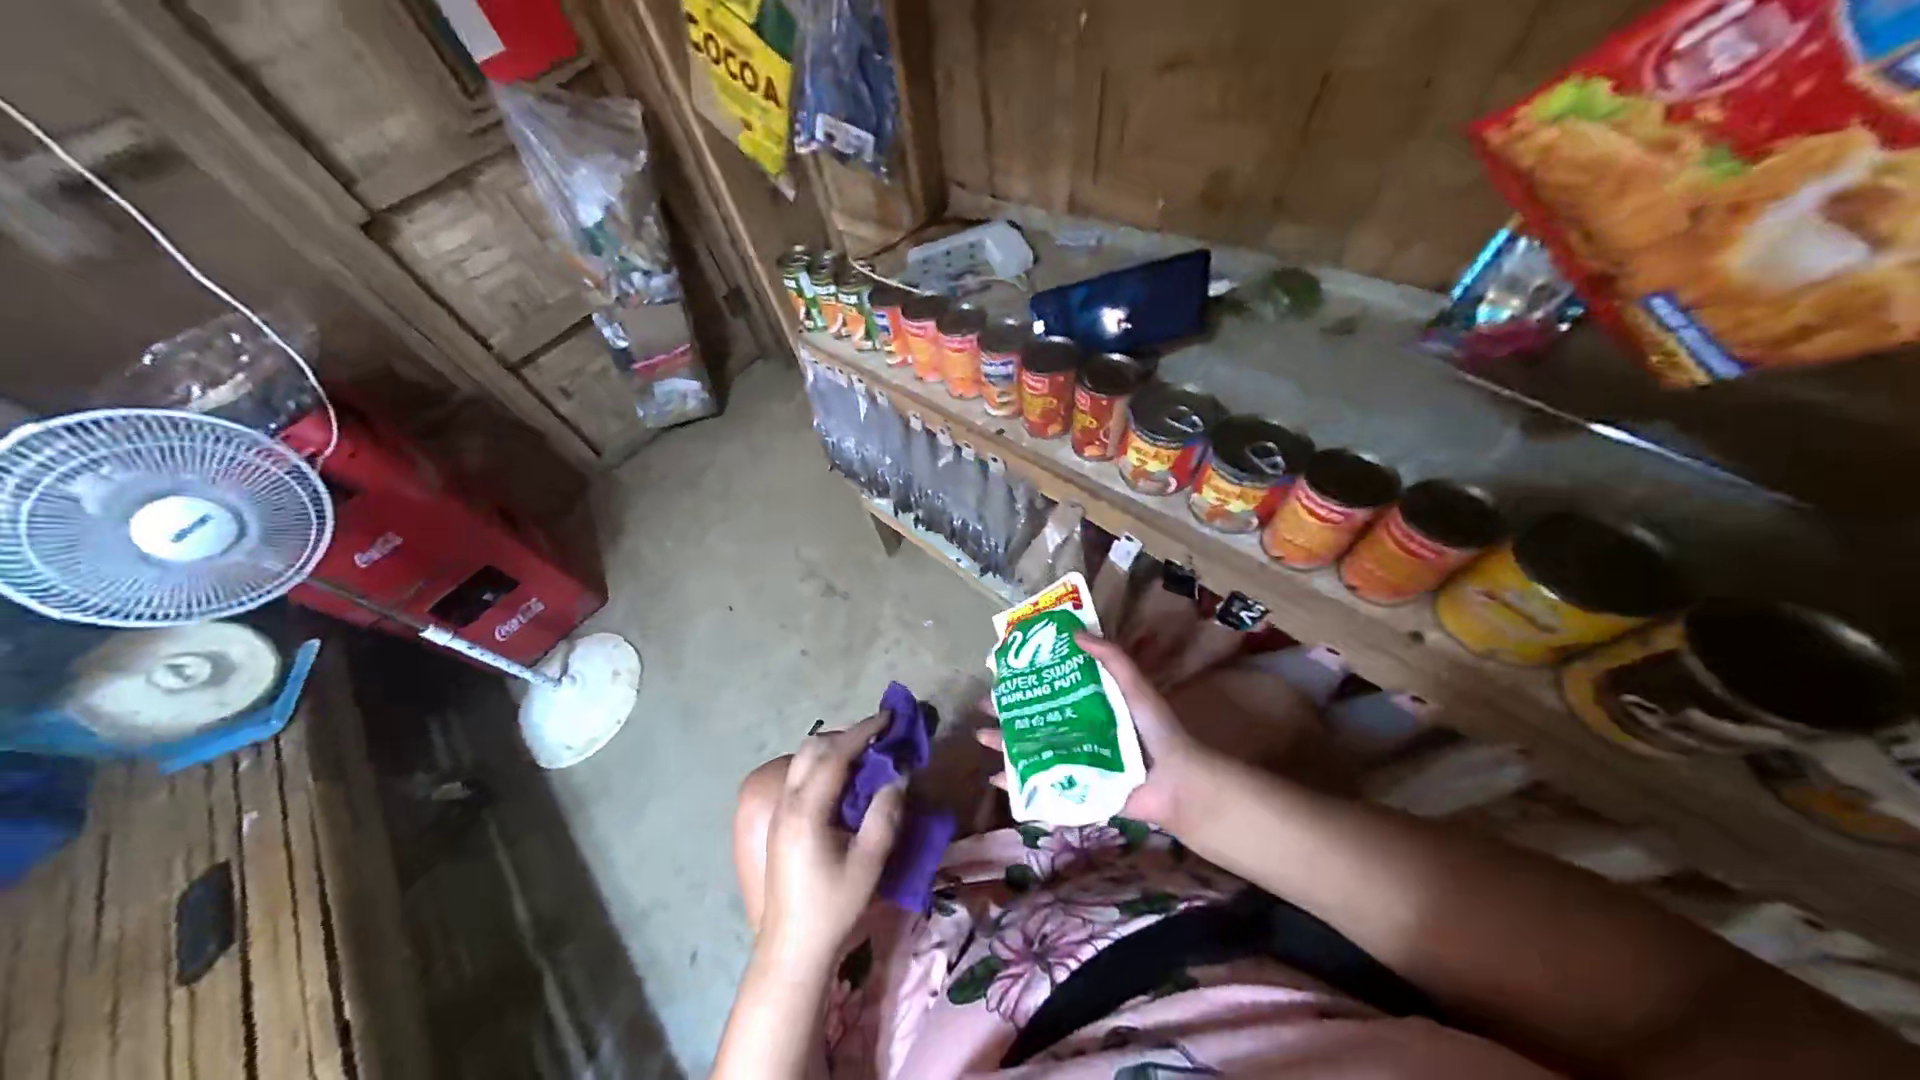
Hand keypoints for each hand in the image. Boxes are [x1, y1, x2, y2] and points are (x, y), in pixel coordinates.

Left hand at [760, 711, 904, 972]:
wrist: (793, 948)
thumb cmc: (833, 906)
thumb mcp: (869, 863)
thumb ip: (884, 814)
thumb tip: (897, 777)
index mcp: (806, 810)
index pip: (834, 755)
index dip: (863, 732)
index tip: (888, 718)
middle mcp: (786, 803)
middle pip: (811, 749)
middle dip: (846, 734)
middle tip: (879, 735)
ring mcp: (778, 813)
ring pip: (801, 761)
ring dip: (832, 748)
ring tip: (865, 753)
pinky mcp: (779, 824)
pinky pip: (799, 777)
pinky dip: (822, 765)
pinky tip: (845, 780)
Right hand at [976, 632, 1223, 832]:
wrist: (1175, 783)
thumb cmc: (1156, 731)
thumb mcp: (1135, 686)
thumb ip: (1111, 658)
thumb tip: (1075, 633)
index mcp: (1091, 706)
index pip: (1052, 690)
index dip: (1027, 682)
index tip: (1003, 674)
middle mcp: (1078, 732)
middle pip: (1035, 719)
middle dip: (1007, 713)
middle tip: (981, 706)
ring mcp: (1074, 762)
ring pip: (1031, 750)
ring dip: (1005, 744)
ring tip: (981, 736)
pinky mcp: (1074, 790)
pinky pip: (1041, 786)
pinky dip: (1017, 784)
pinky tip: (995, 779)